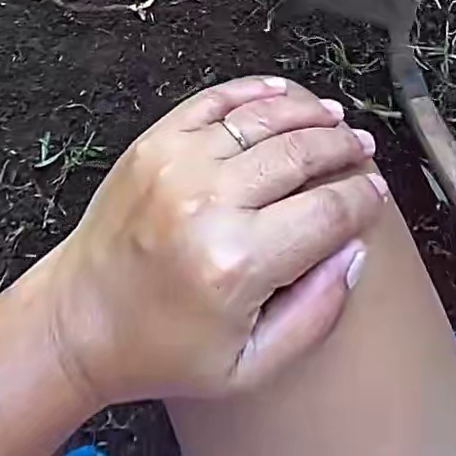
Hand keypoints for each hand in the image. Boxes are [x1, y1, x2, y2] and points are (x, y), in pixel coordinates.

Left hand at [39, 75, 390, 403]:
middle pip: (301, 153)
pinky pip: (216, 99)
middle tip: (361, 148)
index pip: (328, 211)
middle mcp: (207, 201)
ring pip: (265, 118)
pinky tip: (282, 91)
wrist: (80, 317)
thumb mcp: (249, 365)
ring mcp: (178, 161)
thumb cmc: (160, 347)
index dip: (363, 197)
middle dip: (343, 147)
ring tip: (334, 116)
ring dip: (309, 112)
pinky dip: (255, 89)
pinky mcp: (156, 140)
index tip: (375, 193)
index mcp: (235, 262)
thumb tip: (354, 250)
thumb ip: (316, 312)